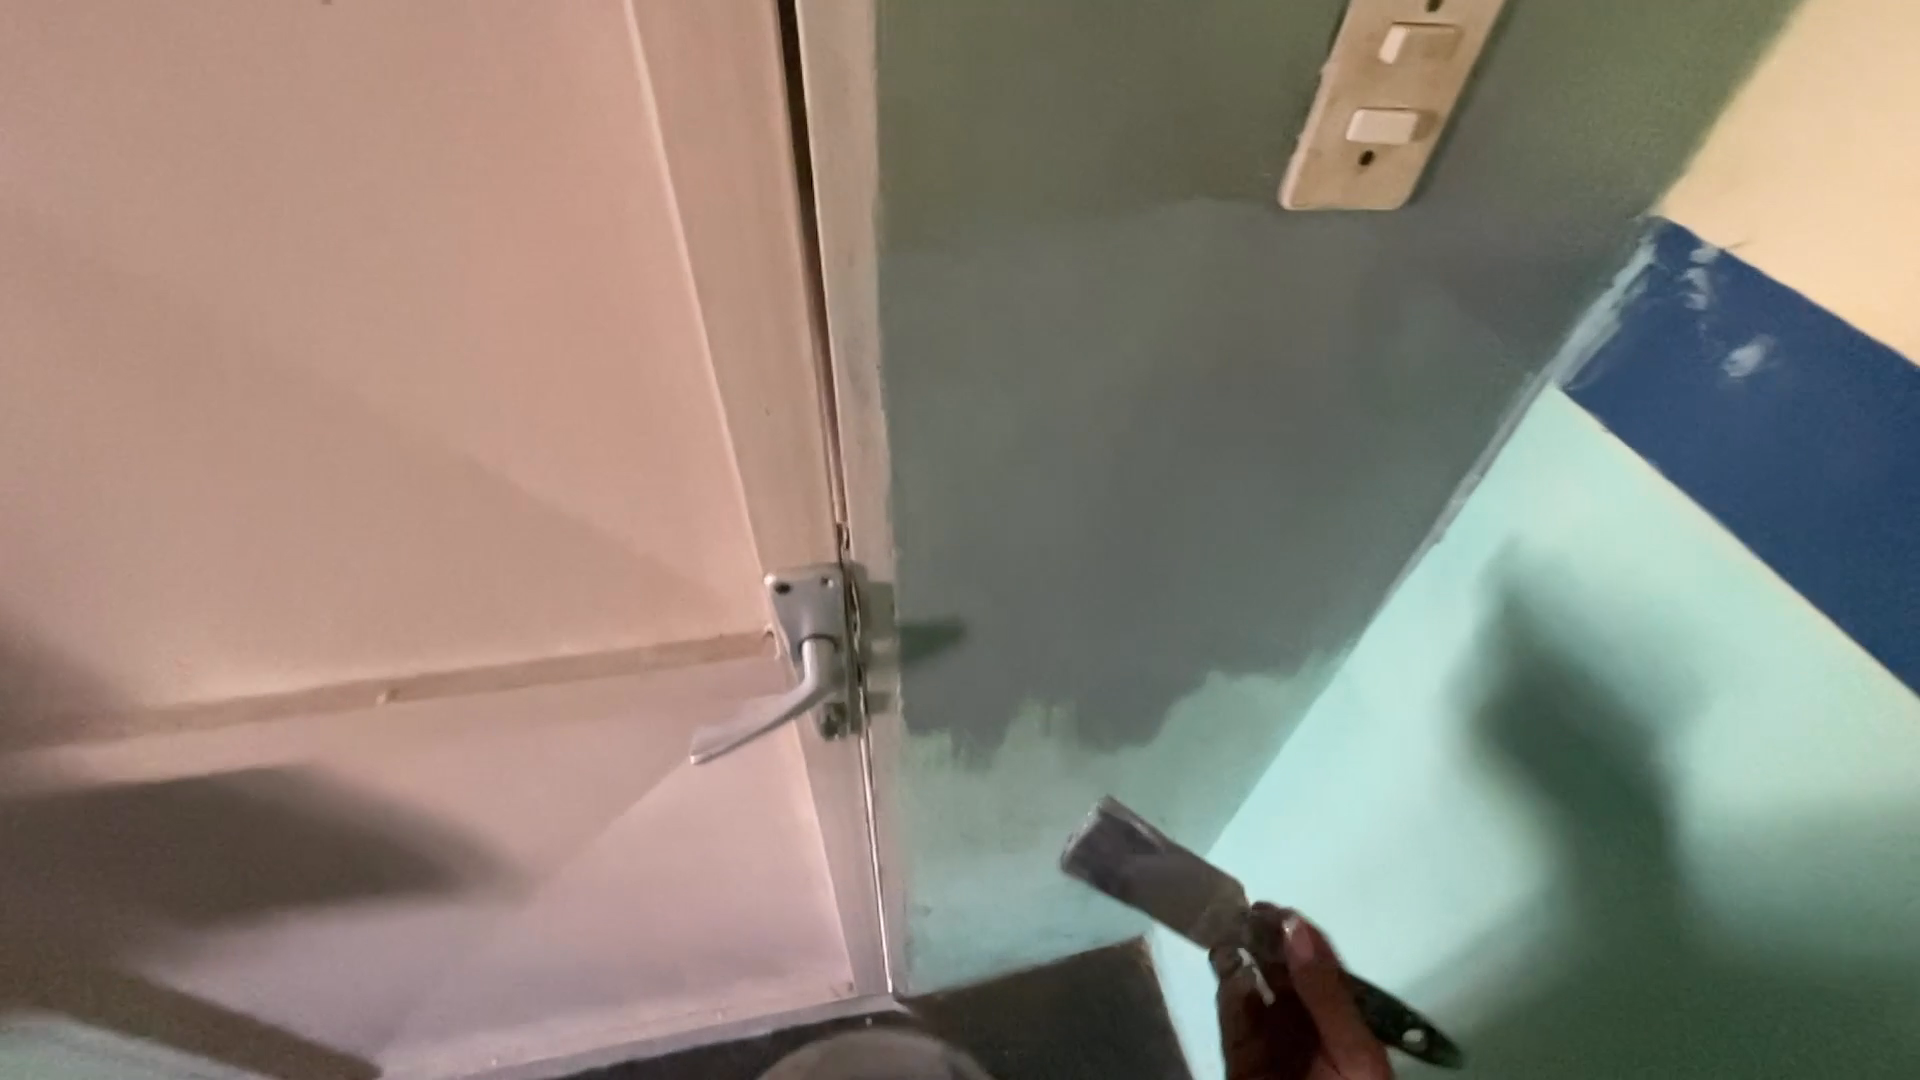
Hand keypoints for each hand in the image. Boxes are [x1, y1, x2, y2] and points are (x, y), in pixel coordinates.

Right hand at [1210, 905, 1391, 1079]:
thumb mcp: (1356, 1059)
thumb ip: (1326, 993)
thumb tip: (1294, 926)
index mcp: (1348, 1022)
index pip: (1325, 965)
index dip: (1302, 935)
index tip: (1275, 911)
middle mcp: (1309, 1022)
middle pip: (1284, 966)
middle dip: (1265, 938)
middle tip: (1243, 913)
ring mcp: (1272, 1036)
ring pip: (1253, 979)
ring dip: (1240, 952)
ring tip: (1227, 928)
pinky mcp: (1238, 1050)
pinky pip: (1230, 1008)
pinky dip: (1226, 982)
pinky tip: (1225, 964)